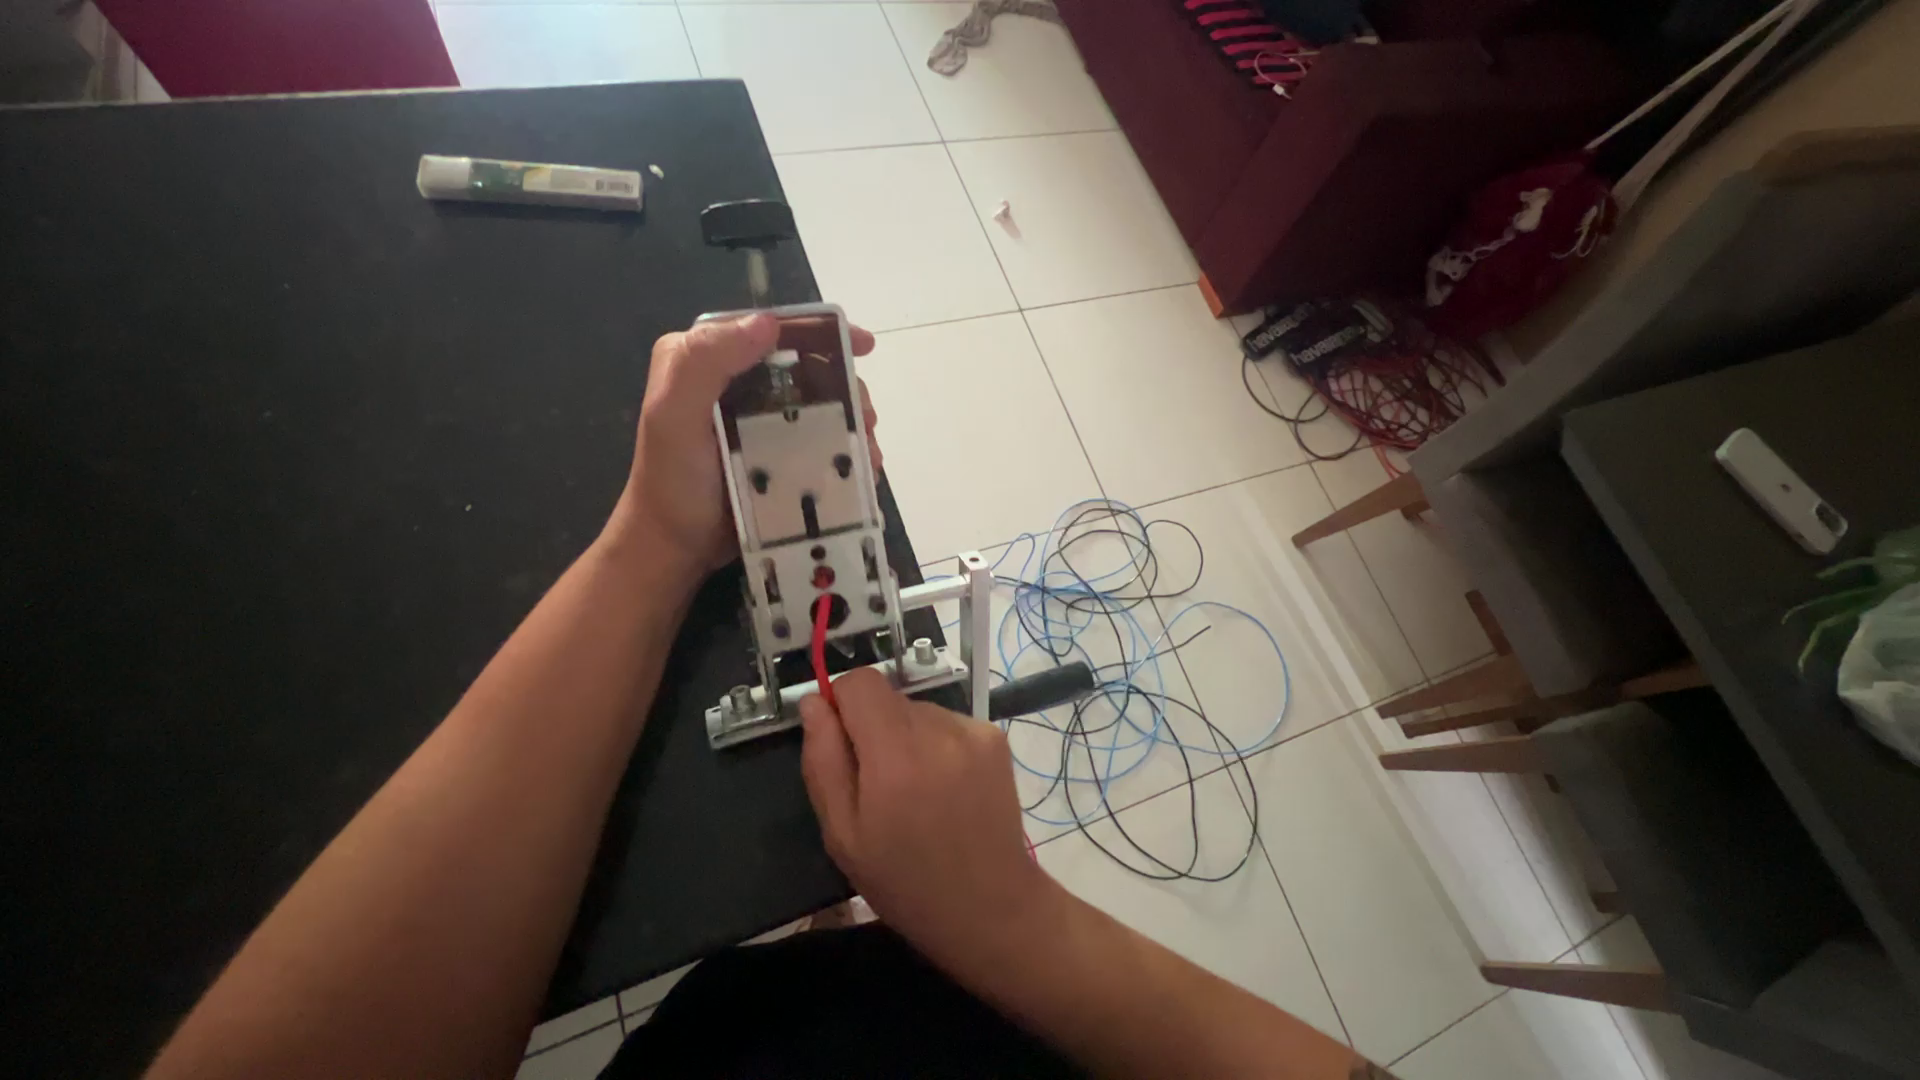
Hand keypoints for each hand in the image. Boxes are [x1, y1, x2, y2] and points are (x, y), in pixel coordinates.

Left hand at [609, 314, 880, 572]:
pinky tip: (862, 468)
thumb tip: (769, 324)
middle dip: (846, 386)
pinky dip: (846, 450)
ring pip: (821, 405)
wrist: (675, 547)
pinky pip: (821, 441)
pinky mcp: (778, 454)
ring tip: (868, 450)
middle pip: (807, 368)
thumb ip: (708, 361)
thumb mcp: (675, 414)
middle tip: (866, 417)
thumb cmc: (672, 482)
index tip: (863, 346)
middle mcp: (736, 382)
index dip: (821, 332)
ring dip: (853, 421)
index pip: (771, 330)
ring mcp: (761, 421)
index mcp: (708, 358)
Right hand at [799, 669, 1053, 970]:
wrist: (989, 906)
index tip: (839, 740)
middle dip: (872, 729)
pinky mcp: (994, 738)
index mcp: (896, 755)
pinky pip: (947, 723)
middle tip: (878, 784)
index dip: (841, 701)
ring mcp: (973, 731)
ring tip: (914, 792)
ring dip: (905, 737)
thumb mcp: (843, 833)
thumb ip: (823, 760)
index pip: (860, 682)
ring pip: (917, 710)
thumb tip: (814, 702)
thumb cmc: (905, 881)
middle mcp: (939, 730)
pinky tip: (942, 788)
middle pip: (888, 697)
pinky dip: (936, 744)